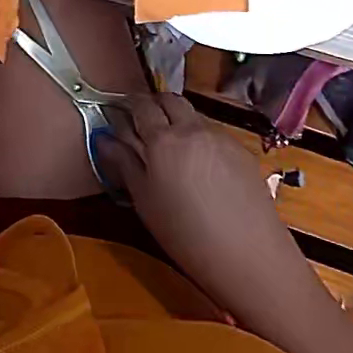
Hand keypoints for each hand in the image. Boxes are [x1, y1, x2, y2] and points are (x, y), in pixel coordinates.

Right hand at [101, 95, 311, 323]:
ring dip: (179, 120)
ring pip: (193, 114)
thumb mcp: (144, 201)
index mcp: (163, 139)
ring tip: (174, 150)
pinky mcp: (242, 149)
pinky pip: (214, 133)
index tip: (122, 115)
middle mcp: (192, 128)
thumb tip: (104, 138)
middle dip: (156, 105)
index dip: (130, 106)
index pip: (142, 106)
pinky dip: (201, 138)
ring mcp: (220, 136)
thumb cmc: (184, 233)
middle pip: (170, 100)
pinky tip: (202, 168)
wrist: (249, 253)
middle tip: (145, 126)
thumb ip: (124, 164)